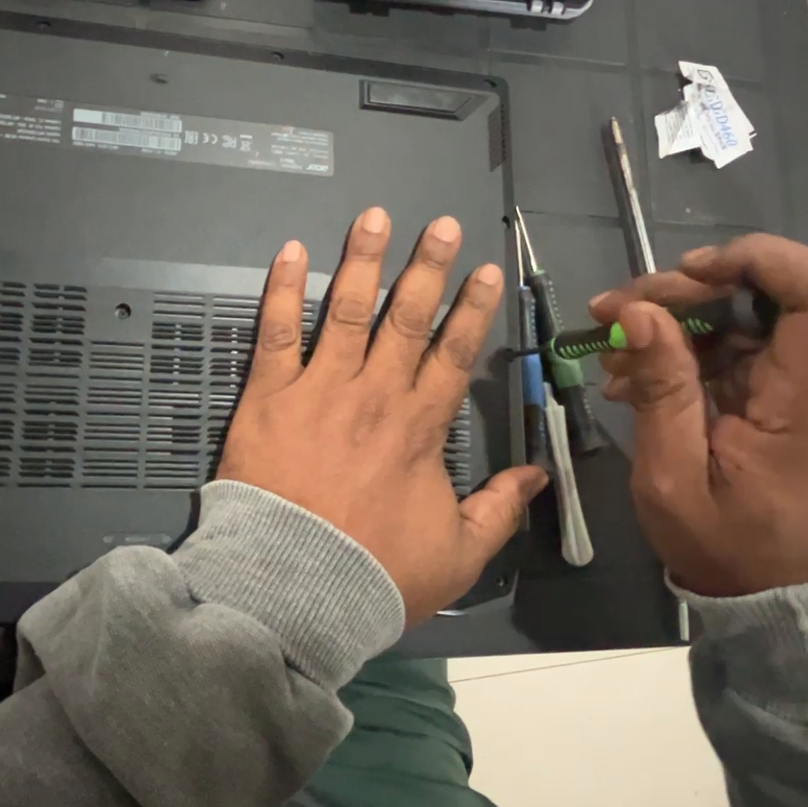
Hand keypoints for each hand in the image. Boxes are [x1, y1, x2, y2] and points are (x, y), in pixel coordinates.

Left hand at [218, 207, 549, 624]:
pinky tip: (289, 251)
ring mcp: (320, 388)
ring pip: (345, 311)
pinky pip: (276, 333)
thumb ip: (499, 509)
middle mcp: (375, 394)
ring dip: (362, 261)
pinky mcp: (269, 395)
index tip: (483, 271)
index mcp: (419, 426)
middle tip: (440, 224)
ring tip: (373, 218)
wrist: (293, 589)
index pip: (454, 354)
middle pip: (407, 318)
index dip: (472, 310)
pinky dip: (280, 290)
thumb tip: (537, 476)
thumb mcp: (457, 554)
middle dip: (427, 267)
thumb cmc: (374, 573)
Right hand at [588, 235, 807, 597]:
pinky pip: (752, 357)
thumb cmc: (731, 553)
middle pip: (775, 299)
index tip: (686, 271)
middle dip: (688, 293)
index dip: (762, 259)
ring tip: (615, 355)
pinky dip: (696, 355)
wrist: (791, 613)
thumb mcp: (674, 478)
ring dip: (681, 325)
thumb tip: (639, 311)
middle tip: (613, 311)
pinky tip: (643, 377)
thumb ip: (662, 389)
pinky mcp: (805, 405)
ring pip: (755, 323)